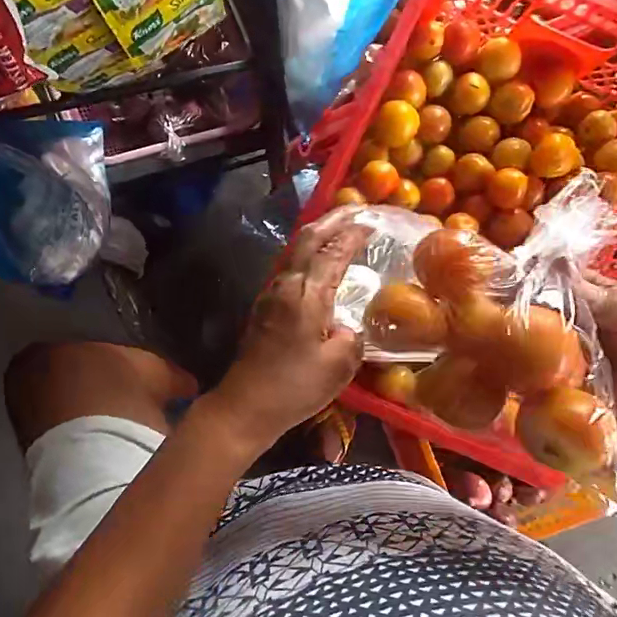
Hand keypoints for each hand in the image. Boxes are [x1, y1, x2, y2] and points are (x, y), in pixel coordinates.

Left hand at [210, 210, 371, 446]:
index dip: (353, 234)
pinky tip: (319, 267)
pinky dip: (308, 257)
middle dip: (332, 221)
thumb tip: (349, 327)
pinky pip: (290, 270)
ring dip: (318, 236)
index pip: (332, 252)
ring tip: (340, 230)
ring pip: (295, 252)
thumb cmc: (294, 387)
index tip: (372, 222)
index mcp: (306, 294)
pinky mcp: (264, 309)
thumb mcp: (339, 366)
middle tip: (356, 210)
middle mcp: (285, 285)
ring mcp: (270, 295)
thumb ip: (353, 338)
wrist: (245, 406)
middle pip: (307, 240)